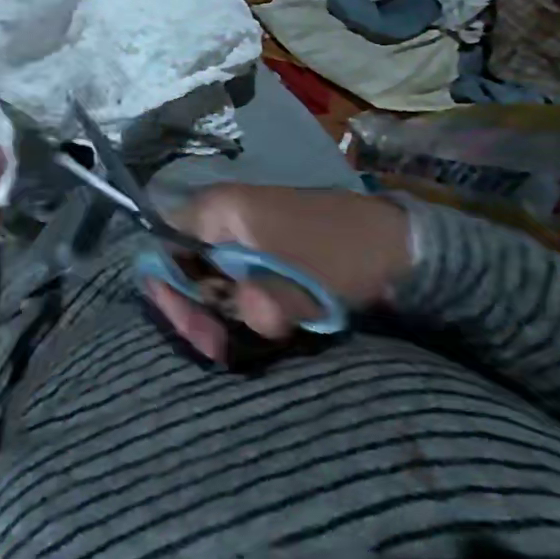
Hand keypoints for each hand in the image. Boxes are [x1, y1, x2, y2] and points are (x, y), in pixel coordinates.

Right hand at [147, 186, 411, 362]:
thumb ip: (266, 301)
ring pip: (204, 275)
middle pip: (181, 264)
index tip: (197, 333)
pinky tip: (254, 326)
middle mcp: (220, 216)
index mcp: (219, 209)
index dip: (168, 291)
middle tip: (217, 349)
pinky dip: (234, 304)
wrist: (396, 243)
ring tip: (235, 344)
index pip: (162, 246)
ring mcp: (240, 231)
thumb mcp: (305, 281)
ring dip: (214, 312)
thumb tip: (247, 315)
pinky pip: (228, 277)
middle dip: (193, 309)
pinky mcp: (260, 249)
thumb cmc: (343, 252)